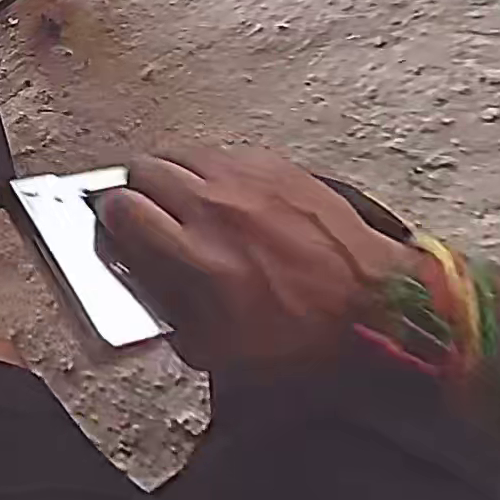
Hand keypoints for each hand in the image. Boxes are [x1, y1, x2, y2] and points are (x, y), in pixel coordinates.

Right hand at [95, 147, 424, 370]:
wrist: (389, 313)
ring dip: (169, 173)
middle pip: (143, 169)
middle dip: (136, 188)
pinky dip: (210, 170)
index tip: (116, 222)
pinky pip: (219, 153)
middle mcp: (218, 211)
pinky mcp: (277, 168)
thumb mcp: (216, 346)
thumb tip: (132, 275)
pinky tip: (222, 192)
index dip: (110, 213)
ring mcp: (249, 183)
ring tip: (181, 195)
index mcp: (199, 257)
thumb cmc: (306, 337)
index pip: (122, 207)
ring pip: (177, 153)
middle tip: (146, 206)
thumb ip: (162, 307)